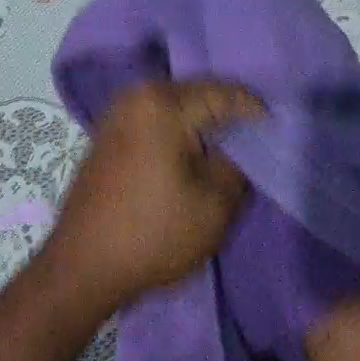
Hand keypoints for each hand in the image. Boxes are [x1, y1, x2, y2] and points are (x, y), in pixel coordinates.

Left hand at [43, 80, 264, 308]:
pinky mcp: (108, 136)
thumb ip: (236, 167)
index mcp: (163, 104)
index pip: (222, 93)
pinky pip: (154, 121)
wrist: (83, 267)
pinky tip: (193, 153)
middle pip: (196, 93)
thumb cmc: (153, 234)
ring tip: (229, 143)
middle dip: (226, 111)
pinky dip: (177, 131)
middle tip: (256, 133)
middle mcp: (137, 97)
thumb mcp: (214, 206)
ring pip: (174, 107)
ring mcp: (117, 115)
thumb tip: (238, 150)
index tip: (277, 125)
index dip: (253, 108)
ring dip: (200, 121)